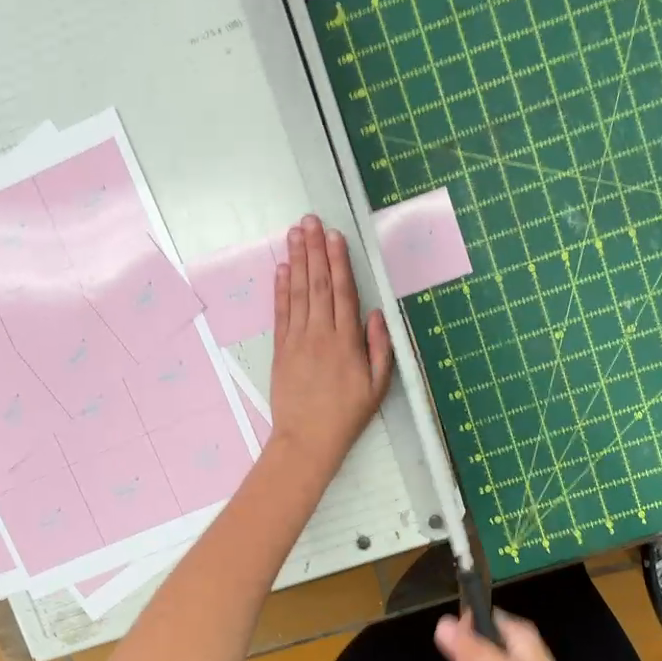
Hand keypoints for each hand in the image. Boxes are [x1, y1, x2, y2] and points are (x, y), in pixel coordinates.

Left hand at [270, 215, 392, 476]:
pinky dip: (280, 289)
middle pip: (317, 284)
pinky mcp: (281, 349)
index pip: (343, 292)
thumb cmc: (348, 415)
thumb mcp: (377, 386)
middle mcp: (320, 334)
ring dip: (296, 261)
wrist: (307, 439)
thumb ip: (380, 348)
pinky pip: (281, 313)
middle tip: (310, 221)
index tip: (334, 236)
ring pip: (297, 292)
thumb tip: (378, 314)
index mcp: (347, 341)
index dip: (338, 261)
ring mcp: (298, 340)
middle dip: (314, 250)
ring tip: (295, 233)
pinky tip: (282, 268)